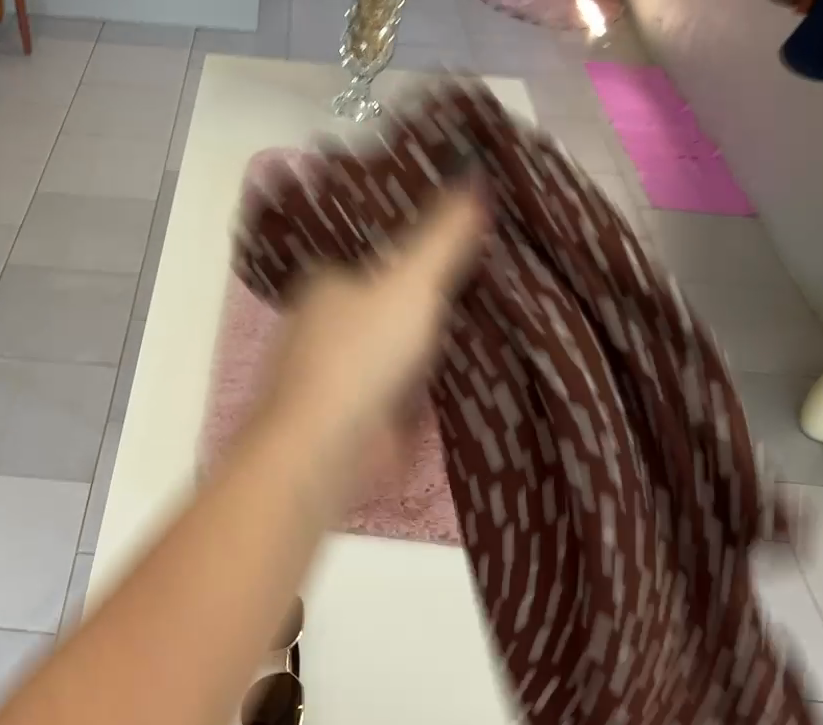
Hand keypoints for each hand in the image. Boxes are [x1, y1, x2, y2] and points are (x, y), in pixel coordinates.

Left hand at [258, 183, 489, 493]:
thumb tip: (474, 176)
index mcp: (325, 283)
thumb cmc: (360, 356)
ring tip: (497, 314)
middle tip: (494, 272)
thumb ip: (443, 233)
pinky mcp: (358, 415)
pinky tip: (472, 368)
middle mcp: (325, 325)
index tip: (466, 230)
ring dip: (433, 338)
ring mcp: (340, 374)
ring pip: (396, 343)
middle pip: (387, 298)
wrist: (326, 450)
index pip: (373, 247)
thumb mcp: (410, 280)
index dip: (417, 238)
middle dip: (429, 292)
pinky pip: (404, 386)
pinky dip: (430, 379)